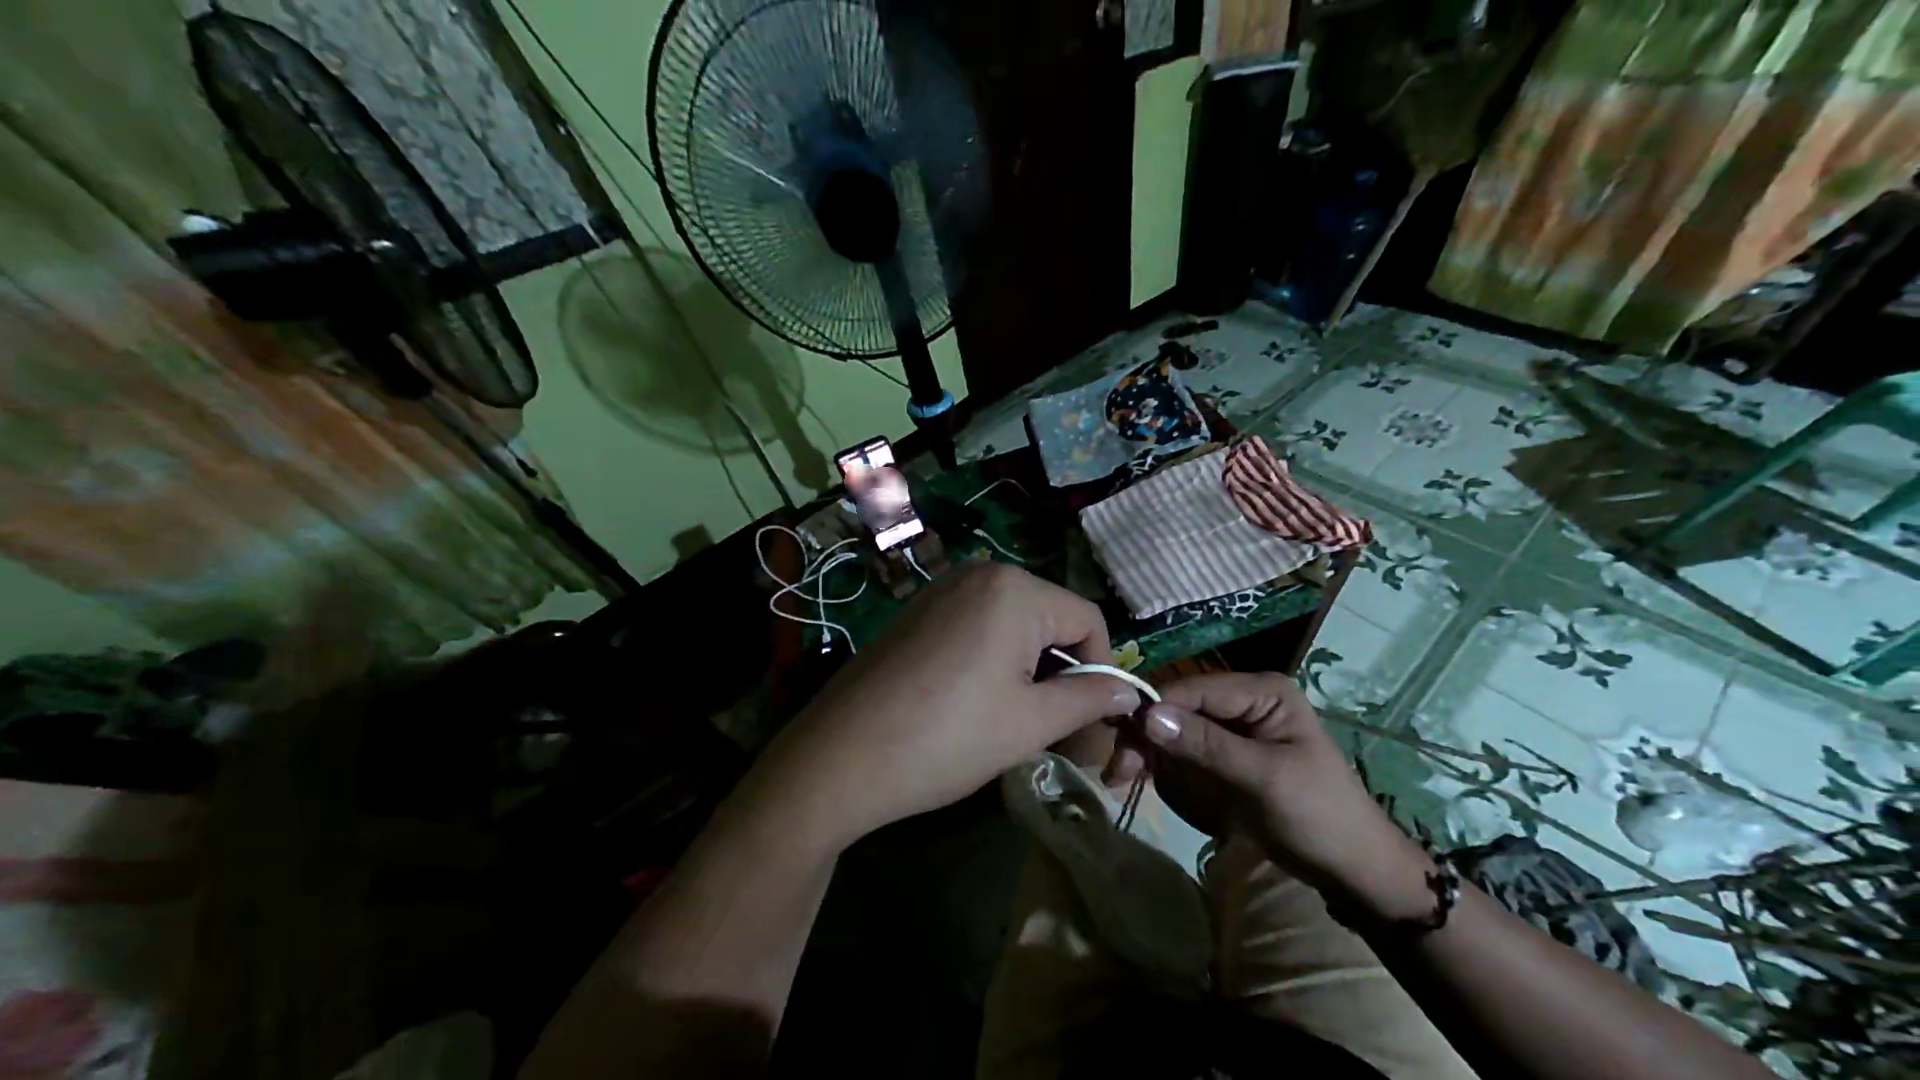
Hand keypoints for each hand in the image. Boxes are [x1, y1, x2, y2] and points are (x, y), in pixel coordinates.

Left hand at [747, 562, 1140, 849]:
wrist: (839, 758)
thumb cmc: (947, 739)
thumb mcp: (1031, 723)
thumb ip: (1089, 699)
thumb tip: (1130, 693)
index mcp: (1014, 588)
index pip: (1089, 620)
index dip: (1101, 672)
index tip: (1092, 723)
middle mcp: (979, 573)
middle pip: (1050, 621)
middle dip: (1063, 674)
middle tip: (1059, 734)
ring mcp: (942, 590)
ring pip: (1014, 627)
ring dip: (1030, 672)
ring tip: (1017, 725)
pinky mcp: (917, 612)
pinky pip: (977, 628)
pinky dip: (993, 662)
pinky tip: (976, 706)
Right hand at [1140, 672, 1438, 920]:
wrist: (1352, 868)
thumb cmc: (1319, 815)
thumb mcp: (1264, 776)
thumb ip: (1207, 744)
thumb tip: (1149, 717)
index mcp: (1262, 691)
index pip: (1193, 689)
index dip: (1156, 711)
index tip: (1124, 742)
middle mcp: (1241, 701)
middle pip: (1178, 707)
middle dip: (1146, 735)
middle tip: (1118, 771)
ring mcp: (1230, 729)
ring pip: (1172, 729)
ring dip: (1145, 751)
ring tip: (1120, 778)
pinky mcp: (1222, 756)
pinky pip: (1180, 751)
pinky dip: (1158, 764)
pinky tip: (1138, 778)